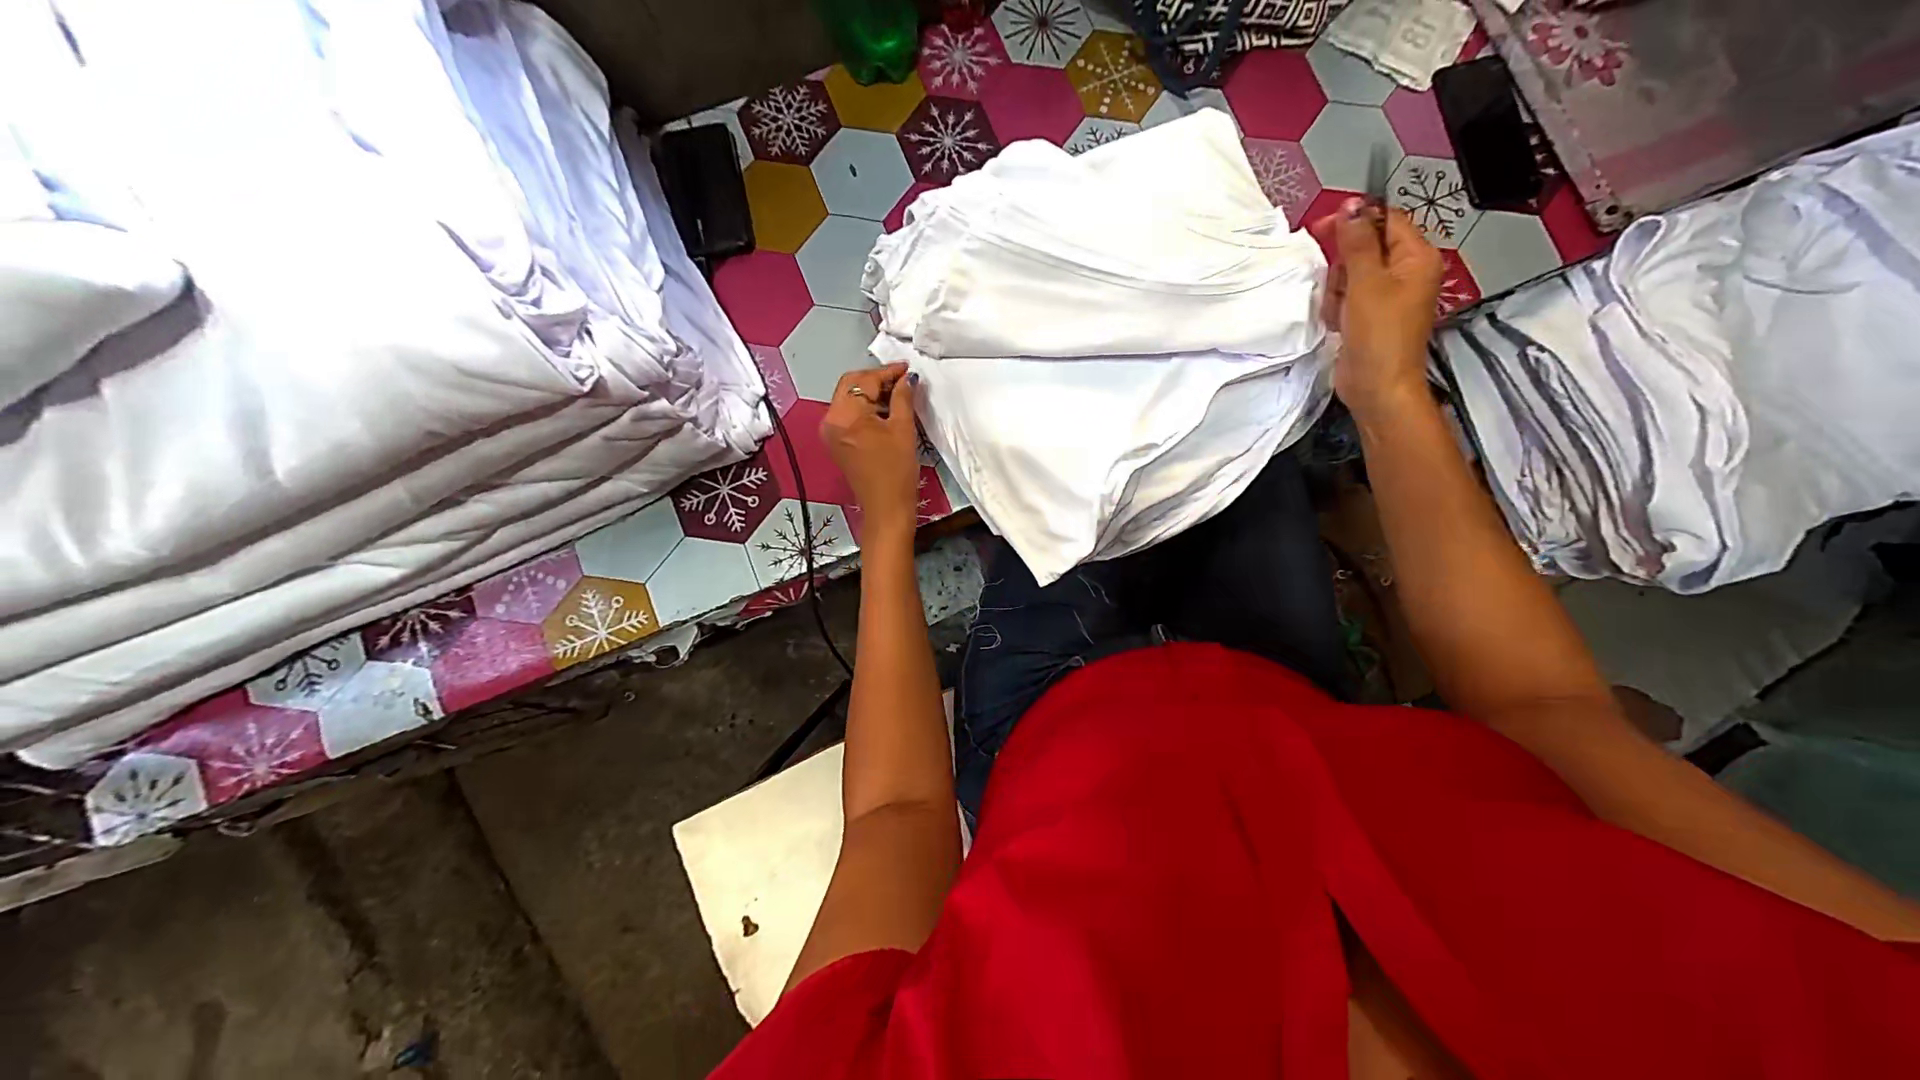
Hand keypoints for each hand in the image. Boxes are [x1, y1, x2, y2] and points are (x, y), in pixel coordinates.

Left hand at [820, 363, 921, 543]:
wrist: (886, 508)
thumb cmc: (897, 470)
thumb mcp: (903, 428)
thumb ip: (903, 397)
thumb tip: (907, 378)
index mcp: (845, 414)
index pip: (864, 380)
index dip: (887, 372)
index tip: (908, 369)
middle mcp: (830, 420)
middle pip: (851, 385)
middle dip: (876, 379)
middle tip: (902, 380)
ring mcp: (830, 432)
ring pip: (849, 398)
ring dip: (871, 393)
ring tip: (898, 394)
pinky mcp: (836, 442)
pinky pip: (848, 414)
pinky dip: (865, 407)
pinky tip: (885, 410)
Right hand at [1310, 199, 1444, 418]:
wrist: (1377, 387)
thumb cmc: (1378, 334)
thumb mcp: (1366, 283)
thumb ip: (1357, 242)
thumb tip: (1351, 206)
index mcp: (1417, 258)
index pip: (1386, 220)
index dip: (1356, 220)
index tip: (1322, 228)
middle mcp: (1406, 273)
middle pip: (1366, 247)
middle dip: (1343, 265)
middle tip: (1337, 285)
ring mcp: (1387, 296)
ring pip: (1351, 274)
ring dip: (1336, 290)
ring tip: (1339, 311)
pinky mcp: (1369, 316)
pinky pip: (1347, 298)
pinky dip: (1336, 307)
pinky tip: (1337, 323)